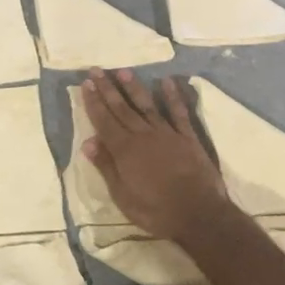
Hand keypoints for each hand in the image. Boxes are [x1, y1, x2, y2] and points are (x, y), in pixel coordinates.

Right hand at [80, 69, 229, 238]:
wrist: (198, 215)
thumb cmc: (155, 210)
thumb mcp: (122, 195)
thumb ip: (106, 166)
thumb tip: (88, 142)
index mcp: (124, 150)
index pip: (103, 120)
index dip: (93, 102)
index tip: (86, 83)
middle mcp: (142, 135)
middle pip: (121, 108)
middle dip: (107, 88)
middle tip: (97, 70)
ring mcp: (167, 134)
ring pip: (146, 105)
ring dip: (134, 87)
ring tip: (123, 70)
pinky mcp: (187, 138)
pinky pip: (178, 113)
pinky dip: (172, 97)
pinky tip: (167, 82)